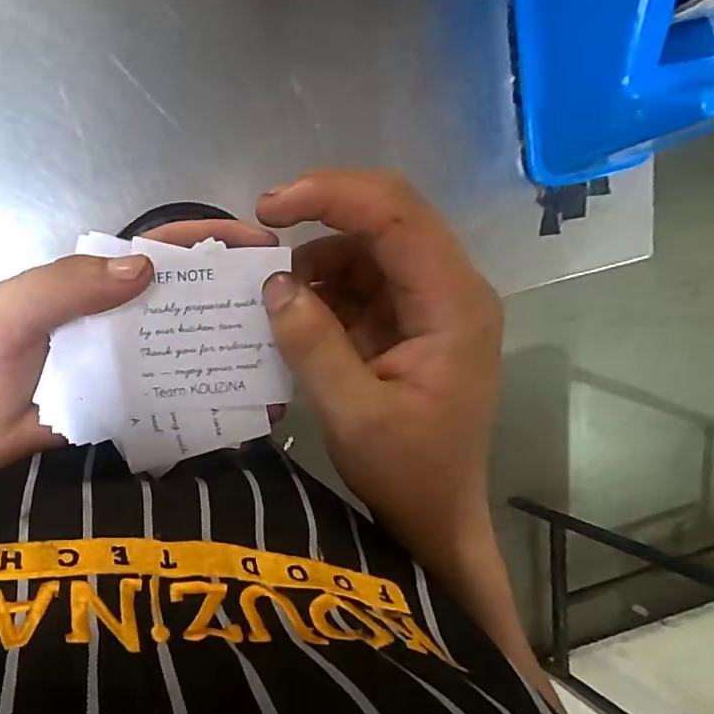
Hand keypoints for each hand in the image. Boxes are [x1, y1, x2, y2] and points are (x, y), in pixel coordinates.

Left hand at [0, 218, 278, 477]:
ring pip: (182, 348)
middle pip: (182, 300)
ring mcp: (120, 365)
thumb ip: (67, 285)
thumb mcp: (10, 311)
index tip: (261, 244)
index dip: (210, 241)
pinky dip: (200, 396)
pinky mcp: (121, 405)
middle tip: (286, 311)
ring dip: (225, 350)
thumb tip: (146, 269)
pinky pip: (167, 395)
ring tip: (277, 361)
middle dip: (232, 298)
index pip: (158, 250)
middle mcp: (114, 319)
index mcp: (90, 283)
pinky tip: (238, 407)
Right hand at [255, 171, 558, 704]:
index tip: (267, 208)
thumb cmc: (407, 473)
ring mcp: (429, 309)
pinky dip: (324, 292)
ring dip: (318, 261)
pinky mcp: (408, 328)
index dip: (331, 196)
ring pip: (371, 251)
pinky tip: (293, 315)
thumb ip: (313, 346)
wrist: (435, 516)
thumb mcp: (353, 416)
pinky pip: (362, 288)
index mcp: (452, 305)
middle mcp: (449, 292)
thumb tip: (274, 285)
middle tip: (260, 228)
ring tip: (271, 294)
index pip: (397, 217)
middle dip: (323, 213)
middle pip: (389, 219)